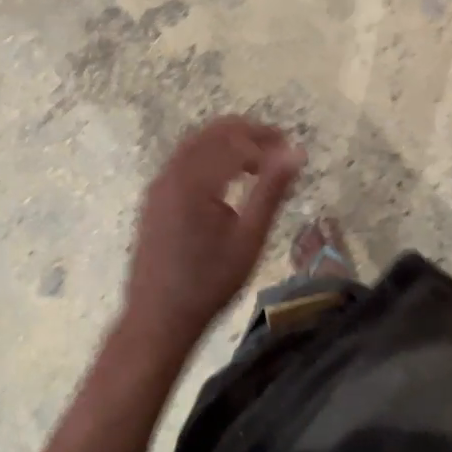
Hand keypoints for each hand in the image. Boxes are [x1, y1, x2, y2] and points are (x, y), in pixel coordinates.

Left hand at [123, 116, 303, 342]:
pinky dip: (210, 155)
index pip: (237, 140)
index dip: (268, 140)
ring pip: (198, 142)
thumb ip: (272, 190)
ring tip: (258, 162)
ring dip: (229, 143)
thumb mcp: (250, 238)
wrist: (157, 319)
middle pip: (215, 132)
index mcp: (195, 180)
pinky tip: (228, 179)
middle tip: (279, 149)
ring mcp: (159, 184)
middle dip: (249, 134)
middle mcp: (173, 172)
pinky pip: (185, 159)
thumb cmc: (209, 283)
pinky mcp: (154, 197)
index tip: (292, 153)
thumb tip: (296, 153)